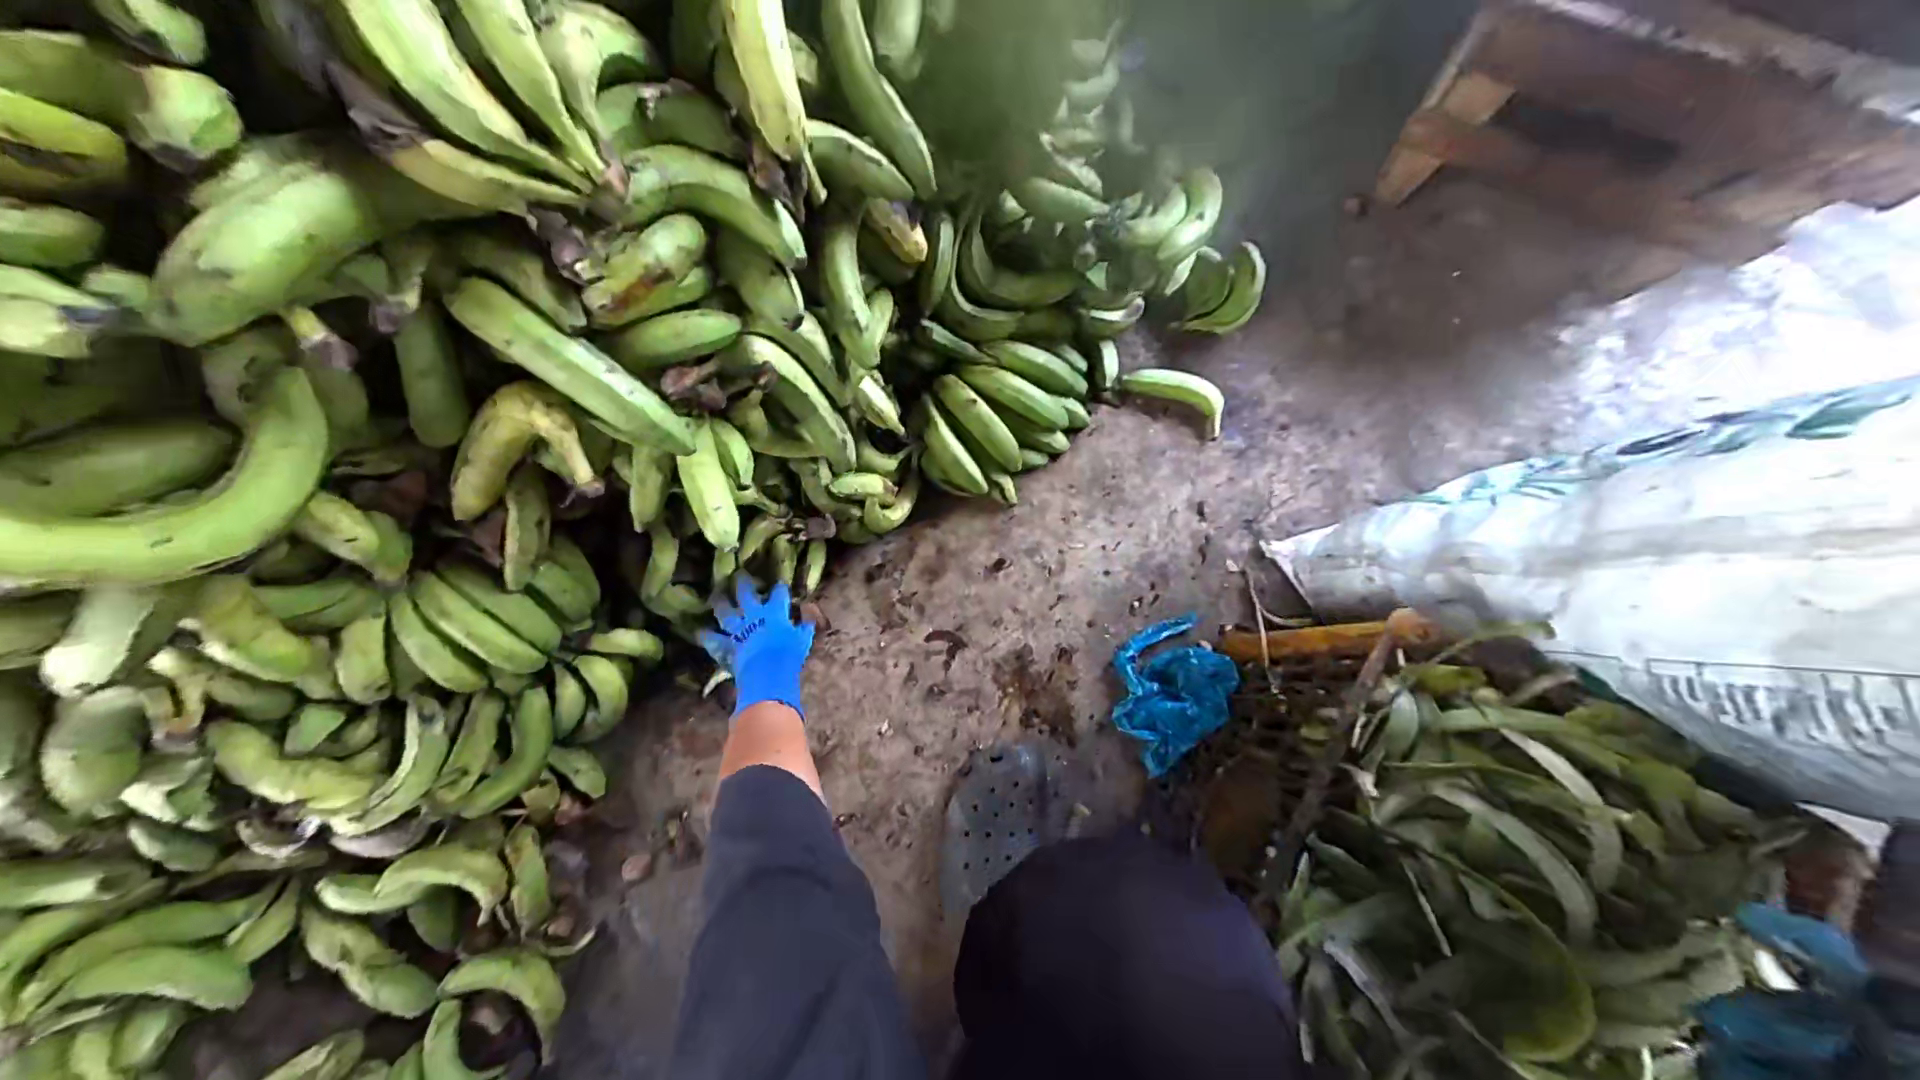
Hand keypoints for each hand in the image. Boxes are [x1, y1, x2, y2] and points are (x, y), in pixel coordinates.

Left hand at [699, 577, 814, 717]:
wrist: (768, 672)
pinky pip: (713, 639)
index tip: (779, 584)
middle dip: (742, 582)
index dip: (779, 587)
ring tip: (715, 594)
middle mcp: (753, 615)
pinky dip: (707, 635)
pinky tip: (700, 631)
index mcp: (774, 612)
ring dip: (720, 601)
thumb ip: (804, 628)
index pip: (778, 593)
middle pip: (745, 593)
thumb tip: (808, 619)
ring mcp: (737, 629)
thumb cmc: (789, 655)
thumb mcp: (803, 640)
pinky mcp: (727, 644)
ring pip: (725, 611)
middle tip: (738, 574)